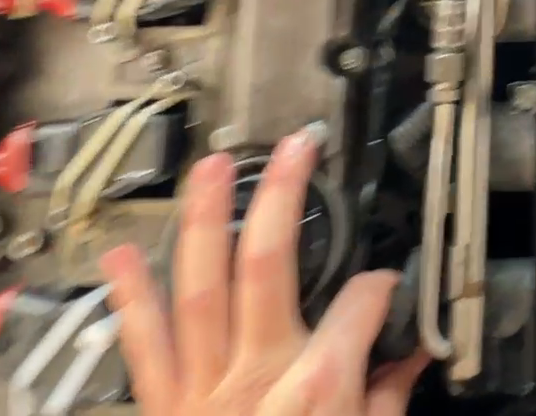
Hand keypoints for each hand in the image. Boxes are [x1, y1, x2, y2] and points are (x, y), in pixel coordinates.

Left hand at [101, 133, 429, 415]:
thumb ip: (389, 397)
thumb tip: (414, 354)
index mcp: (318, 387)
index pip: (365, 300)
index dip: (386, 283)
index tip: (391, 282)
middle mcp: (256, 378)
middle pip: (268, 263)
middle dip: (284, 196)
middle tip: (295, 146)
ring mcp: (202, 392)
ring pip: (198, 289)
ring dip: (204, 221)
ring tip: (212, 166)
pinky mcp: (166, 413)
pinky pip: (142, 350)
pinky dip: (130, 300)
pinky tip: (121, 255)